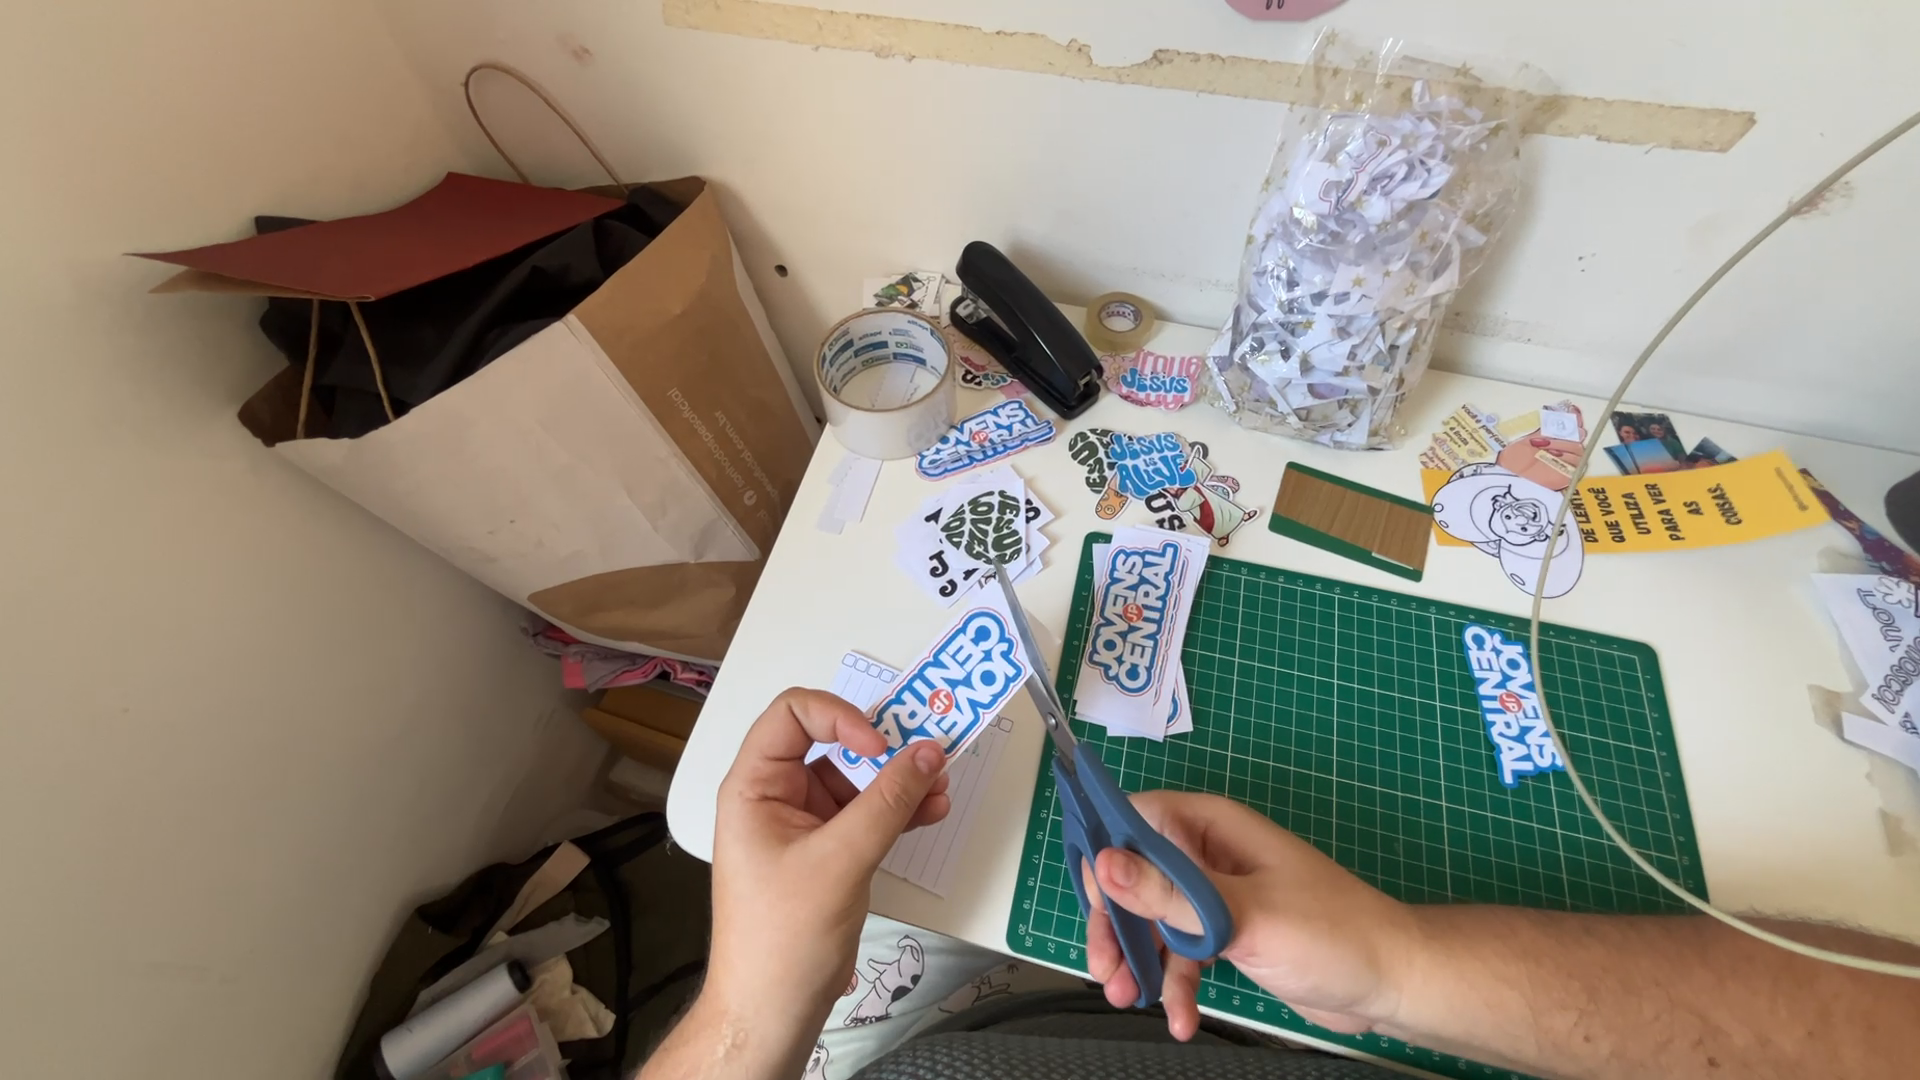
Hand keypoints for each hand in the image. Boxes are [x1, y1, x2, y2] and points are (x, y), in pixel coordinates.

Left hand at [698, 689, 950, 1068]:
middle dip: (881, 746)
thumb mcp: (840, 861)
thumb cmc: (784, 937)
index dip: (838, 717)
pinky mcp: (830, 847)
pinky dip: (899, 808)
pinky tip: (931, 810)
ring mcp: (805, 821)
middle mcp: (778, 794)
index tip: (878, 745)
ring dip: (898, 779)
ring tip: (939, 784)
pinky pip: (868, 811)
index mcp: (755, 786)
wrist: (774, 1014)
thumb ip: (888, 802)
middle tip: (925, 751)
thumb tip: (929, 752)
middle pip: (831, 743)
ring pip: (856, 778)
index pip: (792, 715)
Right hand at [1084, 792, 1417, 1040]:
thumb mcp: (1244, 915)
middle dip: (1118, 921)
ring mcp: (1214, 895)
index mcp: (1207, 825)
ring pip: (1154, 917)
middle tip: (1104, 964)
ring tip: (1127, 998)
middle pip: (1136, 874)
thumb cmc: (1330, 933)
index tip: (1092, 898)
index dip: (1107, 851)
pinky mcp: (1225, 933)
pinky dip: (1175, 983)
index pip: (1137, 820)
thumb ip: (1172, 893)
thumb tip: (1105, 863)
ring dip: (1139, 958)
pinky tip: (1180, 1018)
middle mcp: (1204, 853)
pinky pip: (1182, 951)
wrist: (1396, 986)